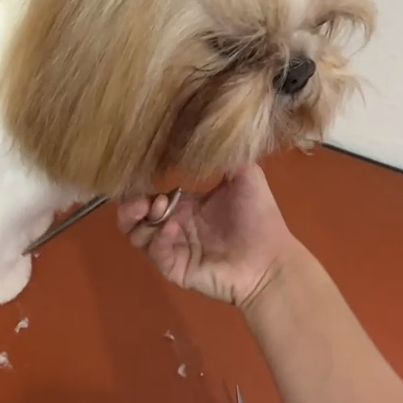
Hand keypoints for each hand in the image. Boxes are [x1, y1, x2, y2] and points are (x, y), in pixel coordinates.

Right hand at [117, 163, 299, 310]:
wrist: (272, 260)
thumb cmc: (260, 220)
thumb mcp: (246, 178)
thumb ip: (227, 158)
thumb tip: (208, 134)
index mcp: (185, 206)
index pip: (150, 195)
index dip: (143, 188)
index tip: (148, 181)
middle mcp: (173, 226)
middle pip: (134, 217)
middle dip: (130, 206)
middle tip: (142, 201)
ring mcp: (173, 248)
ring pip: (136, 236)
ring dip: (139, 222)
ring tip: (156, 210)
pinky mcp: (175, 269)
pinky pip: (156, 254)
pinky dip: (159, 240)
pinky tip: (172, 228)